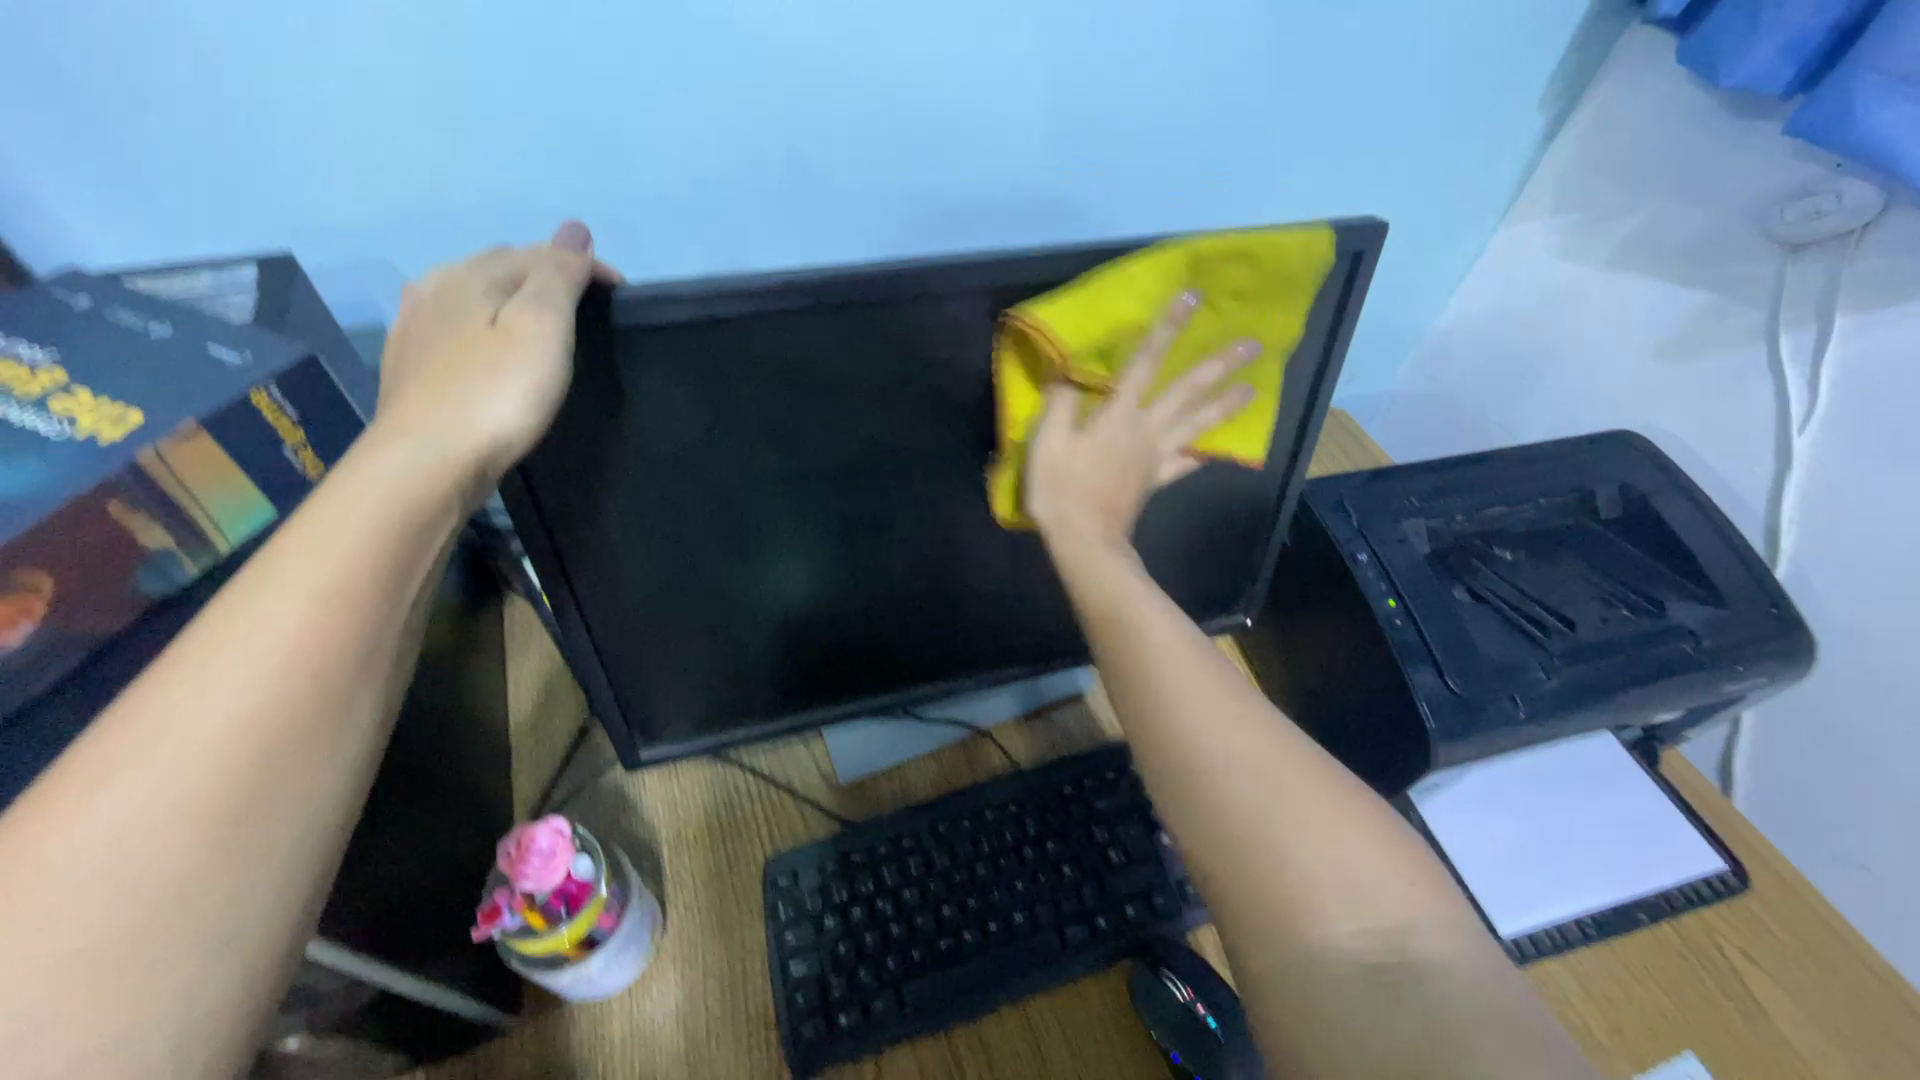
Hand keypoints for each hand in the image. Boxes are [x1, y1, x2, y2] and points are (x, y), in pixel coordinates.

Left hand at [371, 221, 618, 495]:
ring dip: (511, 299)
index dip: (585, 267)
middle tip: (587, 308)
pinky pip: (456, 328)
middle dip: (546, 277)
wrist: (427, 462)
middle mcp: (436, 288)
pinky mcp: (410, 367)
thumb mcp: (542, 327)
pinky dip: (484, 327)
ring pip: (473, 296)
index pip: (540, 255)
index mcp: (472, 275)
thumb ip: (559, 275)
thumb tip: (575, 230)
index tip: (622, 295)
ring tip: (542, 324)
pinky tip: (488, 348)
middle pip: (502, 267)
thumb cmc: (496, 393)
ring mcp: (415, 328)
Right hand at [1024, 290, 1258, 554]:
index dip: (1166, 329)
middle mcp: (1145, 430)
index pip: (1145, 362)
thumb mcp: (1047, 442)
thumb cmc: (1060, 490)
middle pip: (1186, 391)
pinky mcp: (1156, 481)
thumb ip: (1061, 403)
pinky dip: (1203, 453)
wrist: (1083, 541)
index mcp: (1118, 415)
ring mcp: (1156, 457)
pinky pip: (1186, 463)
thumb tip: (1070, 373)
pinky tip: (1218, 448)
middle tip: (1252, 345)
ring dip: (1225, 404)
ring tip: (1253, 388)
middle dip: (1218, 365)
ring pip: (1197, 424)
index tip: (1191, 299)